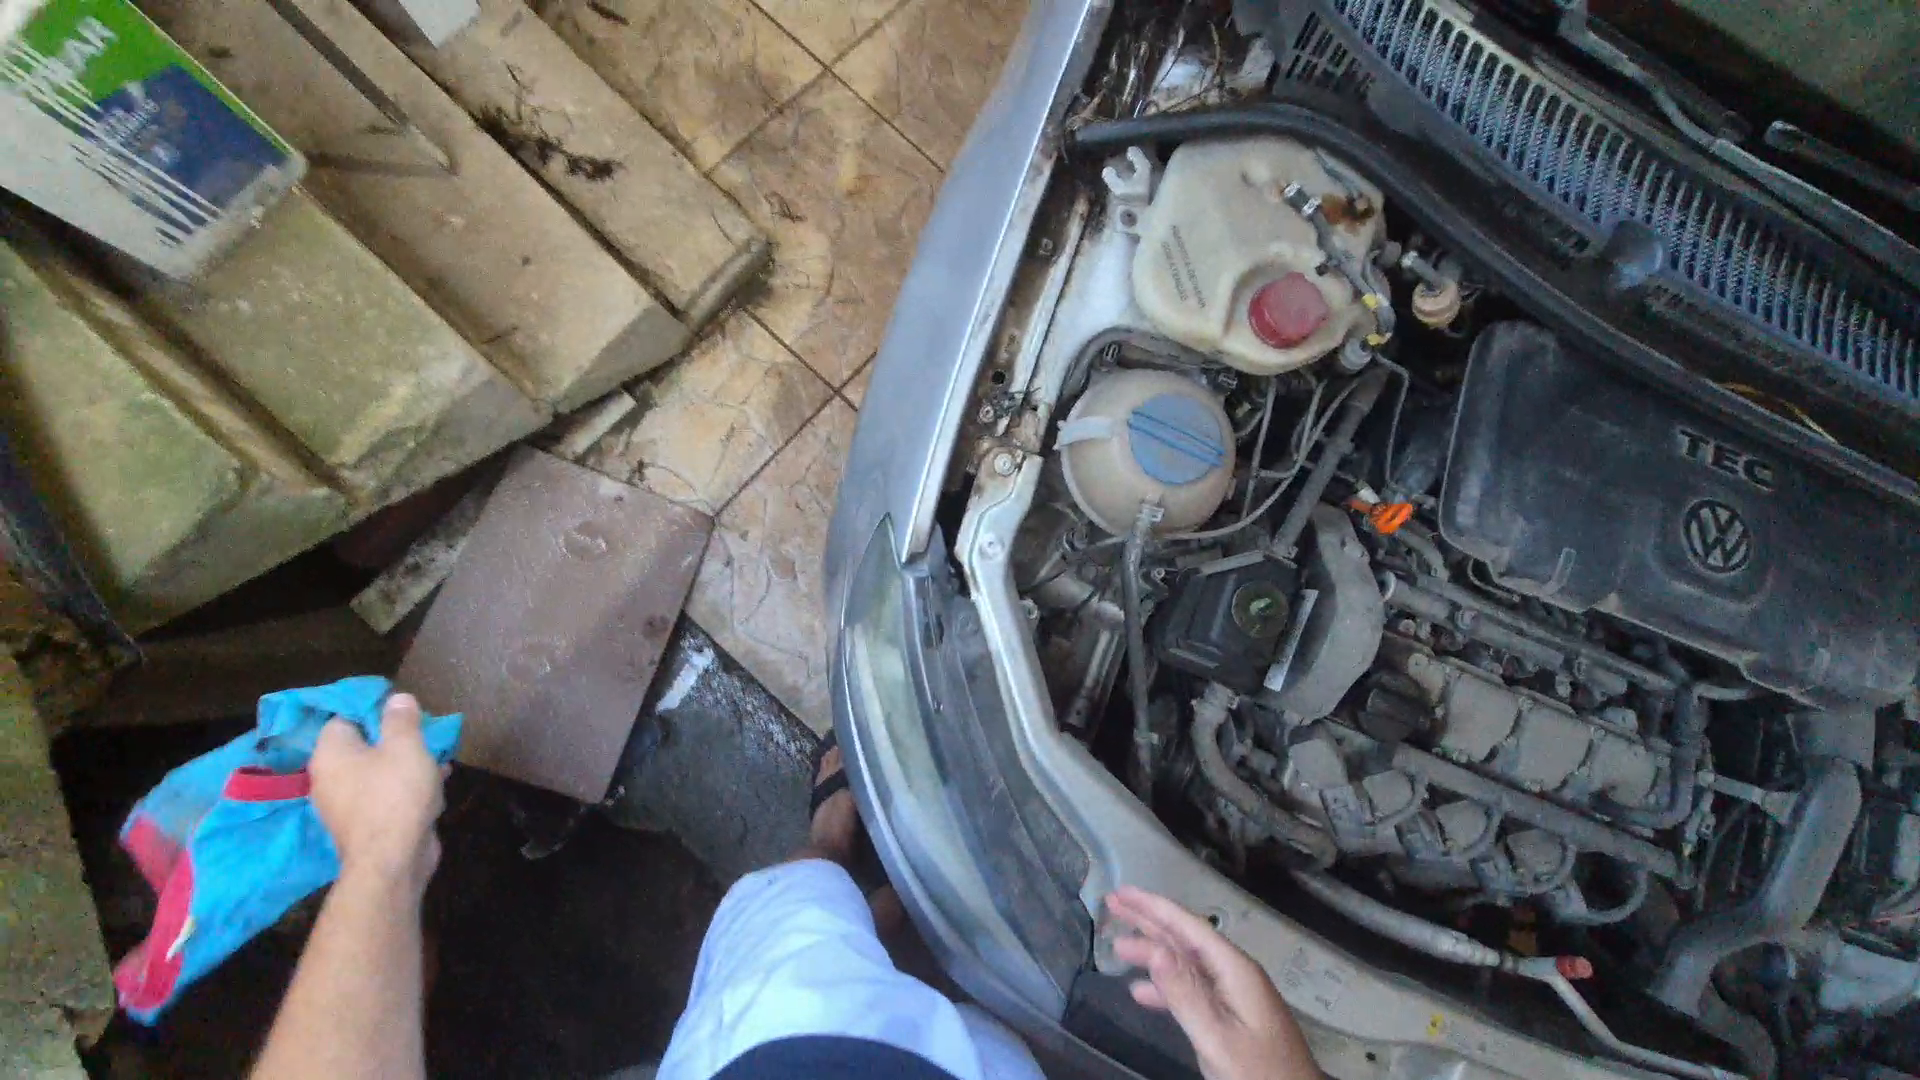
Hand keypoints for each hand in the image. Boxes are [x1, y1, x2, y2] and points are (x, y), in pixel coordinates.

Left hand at [310, 693, 445, 897]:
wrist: (393, 858)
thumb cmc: (396, 794)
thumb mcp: (406, 746)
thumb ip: (401, 719)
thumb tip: (396, 698)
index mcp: (331, 754)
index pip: (343, 718)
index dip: (373, 709)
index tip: (403, 708)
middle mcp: (329, 777)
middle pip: (363, 744)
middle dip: (396, 736)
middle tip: (426, 731)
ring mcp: (345, 803)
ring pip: (377, 769)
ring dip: (406, 760)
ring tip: (438, 755)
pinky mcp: (365, 821)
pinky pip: (385, 791)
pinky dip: (406, 784)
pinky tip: (436, 781)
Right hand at [1107, 886, 1317, 1079]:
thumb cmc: (1259, 1076)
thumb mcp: (1217, 1038)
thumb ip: (1184, 992)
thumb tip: (1153, 948)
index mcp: (1234, 969)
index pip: (1187, 925)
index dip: (1152, 906)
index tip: (1121, 892)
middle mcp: (1234, 973)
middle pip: (1184, 937)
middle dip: (1148, 920)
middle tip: (1111, 905)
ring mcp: (1234, 996)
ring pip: (1185, 963)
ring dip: (1151, 953)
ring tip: (1117, 947)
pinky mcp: (1232, 1017)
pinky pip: (1192, 990)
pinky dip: (1165, 986)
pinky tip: (1140, 992)